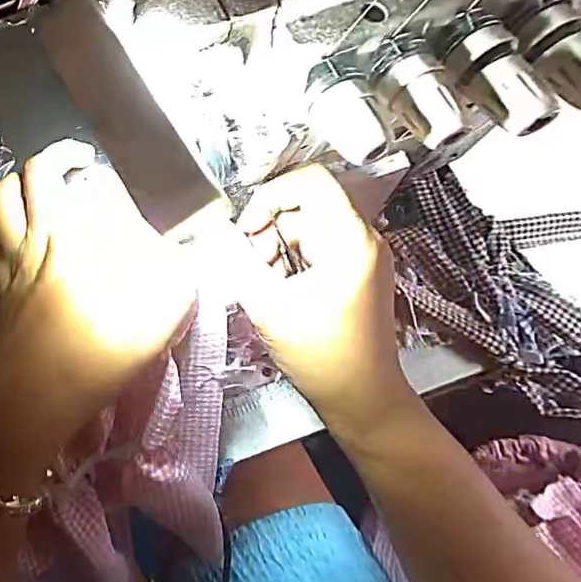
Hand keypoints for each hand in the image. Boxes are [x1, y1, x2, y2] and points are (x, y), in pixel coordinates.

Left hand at [0, 140, 193, 490]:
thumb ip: (173, 288)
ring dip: (11, 188)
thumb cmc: (87, 370)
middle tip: (70, 163)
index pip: (57, 181)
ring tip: (35, 193)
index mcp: (64, 247)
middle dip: (45, 160)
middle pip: (19, 182)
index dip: (70, 159)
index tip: (90, 162)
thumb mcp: (147, 331)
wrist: (27, 411)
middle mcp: (28, 246)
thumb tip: (186, 259)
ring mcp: (1, 268)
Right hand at [233, 165, 415, 442]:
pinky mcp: (355, 272)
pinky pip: (316, 247)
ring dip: (276, 247)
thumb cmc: (326, 360)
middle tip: (250, 262)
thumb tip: (216, 240)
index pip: (310, 181)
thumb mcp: (270, 309)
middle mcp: (362, 239)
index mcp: (350, 240)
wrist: (364, 400)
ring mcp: (361, 256)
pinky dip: (290, 260)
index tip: (248, 226)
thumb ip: (239, 267)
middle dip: (268, 228)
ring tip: (263, 281)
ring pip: (307, 226)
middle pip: (305, 205)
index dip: (270, 195)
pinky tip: (277, 288)